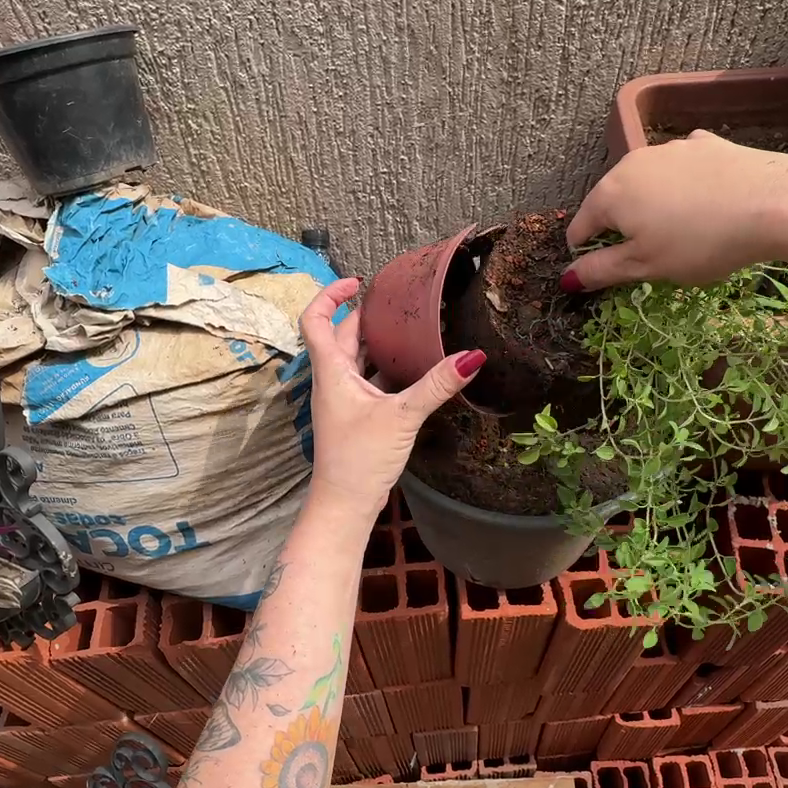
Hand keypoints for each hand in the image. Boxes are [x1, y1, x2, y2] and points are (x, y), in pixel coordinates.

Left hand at [299, 278, 483, 516]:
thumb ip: (437, 386)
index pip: (315, 320)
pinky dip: (385, 370)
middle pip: (340, 336)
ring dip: (375, 344)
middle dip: (364, 317)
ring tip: (407, 330)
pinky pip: (368, 381)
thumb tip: (472, 357)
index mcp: (331, 372)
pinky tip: (411, 370)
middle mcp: (332, 381)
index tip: (357, 282)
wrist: (345, 505)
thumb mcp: (402, 416)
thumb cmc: (360, 458)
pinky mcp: (355, 416)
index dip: (330, 295)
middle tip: (397, 305)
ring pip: (355, 360)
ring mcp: (342, 400)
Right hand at [563, 130, 787, 289]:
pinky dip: (683, 189)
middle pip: (612, 202)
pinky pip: (682, 171)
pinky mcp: (707, 144)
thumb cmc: (701, 242)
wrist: (777, 202)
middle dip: (621, 230)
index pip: (580, 228)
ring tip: (682, 234)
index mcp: (610, 192)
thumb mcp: (646, 267)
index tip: (612, 275)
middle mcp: (633, 162)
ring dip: (652, 208)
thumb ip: (602, 271)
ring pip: (648, 185)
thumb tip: (567, 278)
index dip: (587, 256)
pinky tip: (705, 205)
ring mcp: (671, 148)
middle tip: (651, 259)